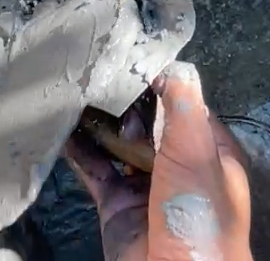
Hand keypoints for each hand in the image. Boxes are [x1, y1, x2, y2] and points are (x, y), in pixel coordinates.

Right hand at [62, 62, 252, 260]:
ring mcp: (145, 185)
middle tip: (96, 70)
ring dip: (98, 119)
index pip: (183, 102)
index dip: (159, 80)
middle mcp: (177, 165)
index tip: (129, 54)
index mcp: (208, 152)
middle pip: (147, 119)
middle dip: (123, 98)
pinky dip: (77, 149)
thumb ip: (183, 106)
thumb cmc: (196, 215)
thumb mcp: (196, 152)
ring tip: (74, 88)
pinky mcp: (116, 205)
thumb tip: (173, 64)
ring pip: (118, 141)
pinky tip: (62, 126)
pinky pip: (95, 169)